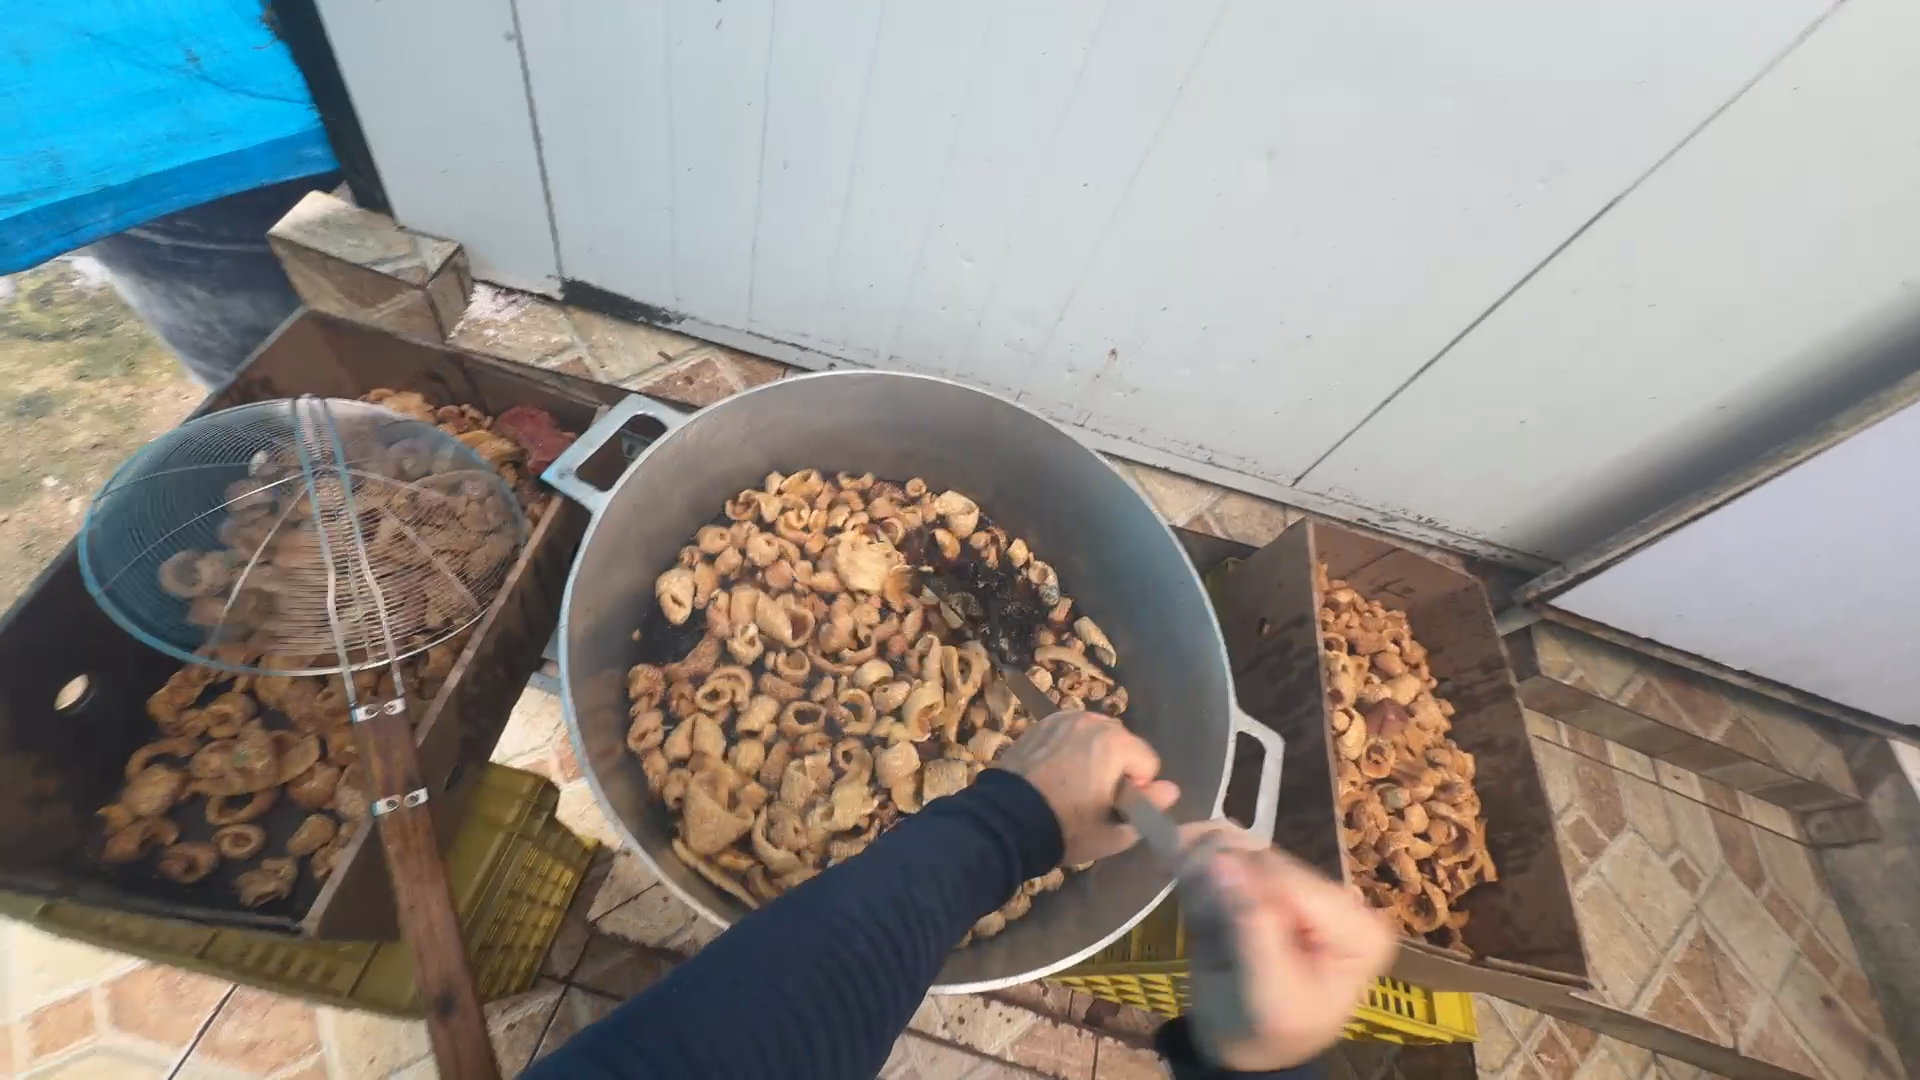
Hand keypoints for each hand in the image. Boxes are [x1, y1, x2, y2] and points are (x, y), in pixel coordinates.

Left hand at [993, 710, 1178, 864]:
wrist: (1006, 820)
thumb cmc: (1067, 827)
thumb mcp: (1116, 830)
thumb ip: (1150, 807)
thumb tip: (1171, 789)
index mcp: (1115, 743)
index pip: (1148, 761)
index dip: (1138, 788)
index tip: (1115, 806)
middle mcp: (1090, 721)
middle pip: (1122, 743)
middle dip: (1117, 767)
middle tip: (1094, 797)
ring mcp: (1062, 719)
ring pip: (1095, 735)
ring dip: (1094, 754)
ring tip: (1074, 784)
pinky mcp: (1040, 724)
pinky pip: (1069, 732)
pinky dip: (1070, 747)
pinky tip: (1055, 772)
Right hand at [1179, 823, 1396, 1070]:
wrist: (1237, 1042)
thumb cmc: (1263, 1030)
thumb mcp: (1267, 993)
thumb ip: (1252, 926)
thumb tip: (1220, 861)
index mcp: (1356, 926)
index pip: (1288, 880)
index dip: (1241, 891)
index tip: (1207, 916)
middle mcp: (1329, 893)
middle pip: (1257, 855)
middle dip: (1216, 883)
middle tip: (1200, 924)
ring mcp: (1291, 879)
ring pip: (1231, 841)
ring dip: (1200, 874)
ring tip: (1199, 920)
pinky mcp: (1258, 874)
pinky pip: (1215, 845)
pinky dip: (1193, 867)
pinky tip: (1193, 901)